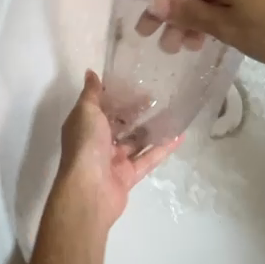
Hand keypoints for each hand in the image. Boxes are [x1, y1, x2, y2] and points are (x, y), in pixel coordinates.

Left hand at [49, 71, 180, 232]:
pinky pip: (148, 158)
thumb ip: (91, 93)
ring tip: (171, 112)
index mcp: (86, 124)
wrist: (88, 191)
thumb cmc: (85, 145)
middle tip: (157, 96)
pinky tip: (179, 136)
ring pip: (136, 141)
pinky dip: (162, 148)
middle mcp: (99, 141)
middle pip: (120, 123)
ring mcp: (114, 159)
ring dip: (152, 128)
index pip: (102, 106)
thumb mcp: (86, 111)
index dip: (117, 95)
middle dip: (136, 111)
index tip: (135, 83)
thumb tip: (91, 72)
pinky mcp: (129, 175)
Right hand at [137, 0, 264, 66]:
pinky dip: (221, 9)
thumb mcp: (228, 27)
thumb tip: (157, 5)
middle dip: (179, 16)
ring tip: (197, 45)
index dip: (157, 11)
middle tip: (173, 49)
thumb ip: (190, 15)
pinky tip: (223, 29)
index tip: (144, 35)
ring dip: (201, 16)